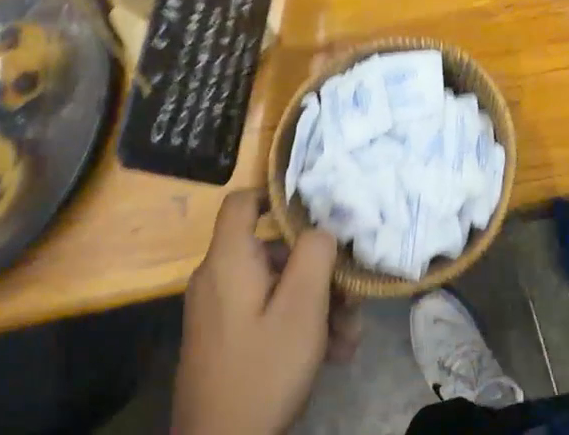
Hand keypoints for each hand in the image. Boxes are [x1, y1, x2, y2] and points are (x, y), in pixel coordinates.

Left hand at [174, 192, 353, 434]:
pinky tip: (333, 354)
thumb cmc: (262, 371)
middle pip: (271, 250)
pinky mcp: (225, 340)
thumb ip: (314, 255)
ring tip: (349, 337)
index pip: (242, 201)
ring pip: (276, 287)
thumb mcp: (301, 309)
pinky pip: (265, 314)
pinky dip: (297, 325)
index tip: (317, 213)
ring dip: (317, 305)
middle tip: (351, 297)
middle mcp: (217, 278)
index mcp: (228, 260)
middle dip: (318, 270)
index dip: (277, 197)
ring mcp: (219, 311)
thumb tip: (321, 227)